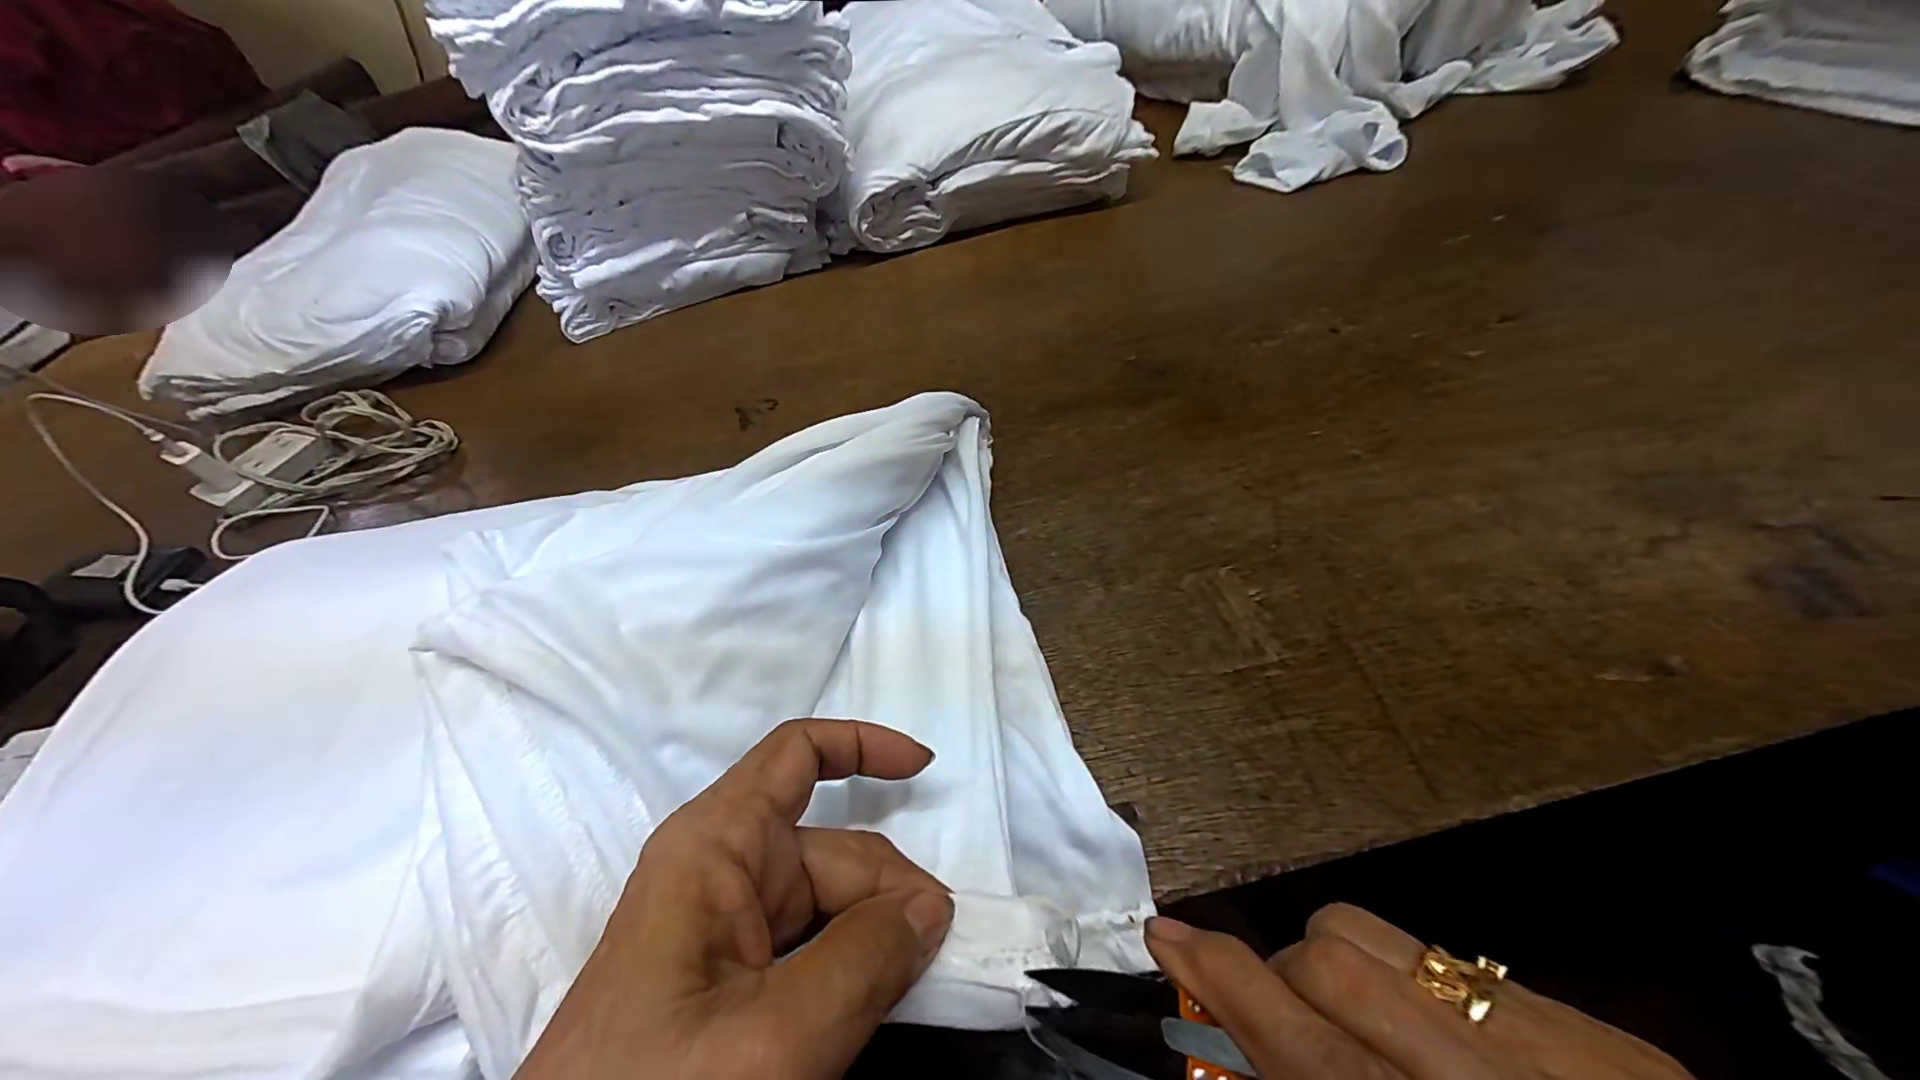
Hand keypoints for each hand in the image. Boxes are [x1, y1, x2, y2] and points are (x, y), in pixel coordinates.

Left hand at [516, 719, 955, 1079]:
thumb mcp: (771, 1035)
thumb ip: (862, 962)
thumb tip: (927, 908)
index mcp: (713, 846)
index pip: (795, 755)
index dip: (863, 745)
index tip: (925, 770)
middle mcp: (720, 872)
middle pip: (832, 848)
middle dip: (888, 891)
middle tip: (934, 957)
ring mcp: (724, 928)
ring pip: (829, 904)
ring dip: (876, 938)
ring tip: (907, 989)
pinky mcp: (728, 979)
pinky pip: (812, 948)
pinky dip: (852, 967)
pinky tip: (872, 1002)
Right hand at [1146, 904, 1691, 1079]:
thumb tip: (1244, 1032)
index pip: (1305, 1045)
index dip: (1223, 979)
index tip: (1166, 934)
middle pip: (1332, 962)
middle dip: (1277, 971)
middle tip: (1268, 1003)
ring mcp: (1560, 1048)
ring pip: (1380, 935)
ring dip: (1331, 960)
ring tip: (1345, 1009)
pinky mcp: (1604, 1033)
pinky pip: (1450, 955)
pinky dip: (1404, 977)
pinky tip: (1427, 1024)